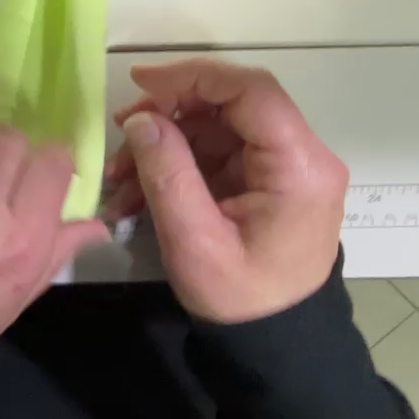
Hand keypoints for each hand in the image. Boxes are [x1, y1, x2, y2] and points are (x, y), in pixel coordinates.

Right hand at [104, 59, 347, 323]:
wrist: (272, 340)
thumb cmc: (237, 295)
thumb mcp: (192, 238)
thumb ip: (167, 173)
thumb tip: (141, 120)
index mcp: (298, 167)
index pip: (250, 92)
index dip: (193, 77)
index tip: (140, 84)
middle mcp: (301, 156)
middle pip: (230, 105)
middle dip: (168, 114)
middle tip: (120, 133)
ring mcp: (282, 168)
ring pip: (214, 129)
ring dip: (162, 145)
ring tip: (118, 179)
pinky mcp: (263, 181)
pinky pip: (212, 155)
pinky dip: (171, 166)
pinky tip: (135, 193)